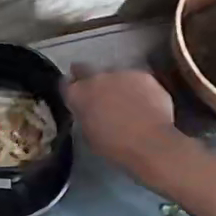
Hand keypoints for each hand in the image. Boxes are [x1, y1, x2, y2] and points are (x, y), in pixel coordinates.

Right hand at [64, 68, 186, 171]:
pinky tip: (145, 102)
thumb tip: (90, 110)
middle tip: (97, 92)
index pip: (65, 84)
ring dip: (115, 83)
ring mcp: (121, 73)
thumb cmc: (114, 146)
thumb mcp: (89, 134)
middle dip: (88, 77)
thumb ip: (85, 115)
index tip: (74, 93)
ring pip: (114, 74)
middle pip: (86, 69)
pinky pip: (136, 79)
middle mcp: (96, 77)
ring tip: (126, 100)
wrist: (150, 142)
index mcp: (78, 94)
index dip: (69, 87)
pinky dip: (137, 88)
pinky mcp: (144, 75)